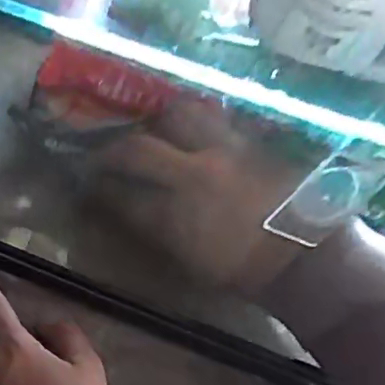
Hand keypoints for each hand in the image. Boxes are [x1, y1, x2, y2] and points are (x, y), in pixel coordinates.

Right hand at [86, 95, 312, 298]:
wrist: (297, 254)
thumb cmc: (236, 269)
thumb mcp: (185, 262)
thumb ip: (156, 232)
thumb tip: (134, 212)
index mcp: (170, 216)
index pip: (119, 196)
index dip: (98, 191)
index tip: (87, 188)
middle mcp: (191, 176)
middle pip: (139, 150)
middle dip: (113, 152)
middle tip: (105, 154)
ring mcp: (223, 152)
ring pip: (181, 116)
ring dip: (159, 120)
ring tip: (153, 127)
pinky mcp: (251, 141)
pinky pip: (216, 117)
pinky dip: (198, 119)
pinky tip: (193, 126)